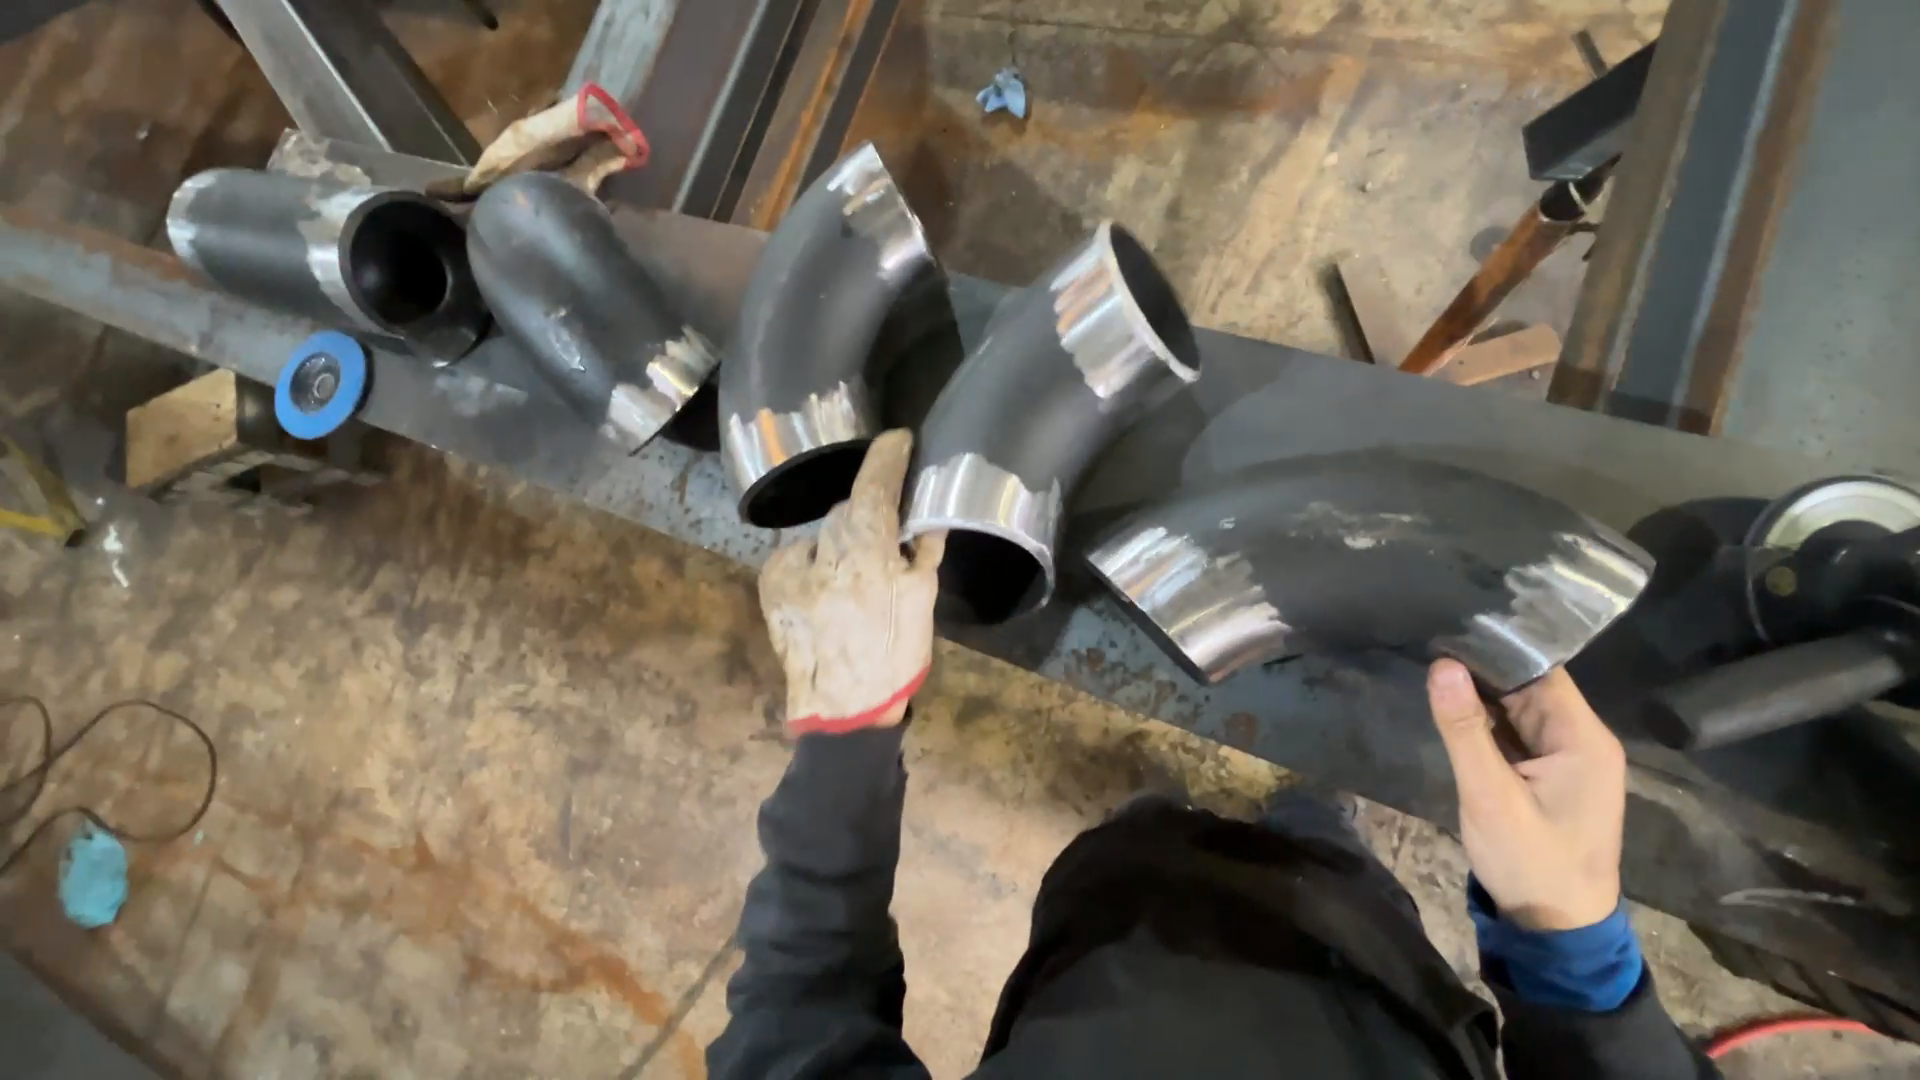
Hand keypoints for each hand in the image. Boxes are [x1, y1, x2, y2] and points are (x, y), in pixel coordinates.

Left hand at [759, 430, 946, 734]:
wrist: (844, 708)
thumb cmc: (894, 656)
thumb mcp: (923, 602)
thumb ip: (923, 552)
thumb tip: (925, 518)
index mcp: (867, 556)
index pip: (874, 487)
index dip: (887, 457)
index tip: (897, 440)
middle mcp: (824, 554)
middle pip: (849, 510)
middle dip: (867, 515)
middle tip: (885, 539)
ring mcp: (792, 569)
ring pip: (823, 533)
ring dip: (840, 543)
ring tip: (854, 577)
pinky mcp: (771, 585)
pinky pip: (798, 554)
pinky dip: (813, 561)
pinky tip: (825, 588)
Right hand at [1427, 659, 1626, 930]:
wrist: (1554, 927)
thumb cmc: (1529, 860)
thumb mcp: (1489, 794)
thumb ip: (1464, 728)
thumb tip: (1441, 664)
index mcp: (1583, 739)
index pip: (1541, 670)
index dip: (1497, 646)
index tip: (1448, 624)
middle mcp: (1581, 740)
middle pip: (1528, 685)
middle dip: (1480, 667)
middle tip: (1426, 638)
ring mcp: (1565, 757)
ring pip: (1517, 706)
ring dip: (1478, 691)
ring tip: (1429, 659)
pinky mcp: (1546, 772)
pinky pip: (1513, 730)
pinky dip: (1484, 717)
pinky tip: (1448, 701)